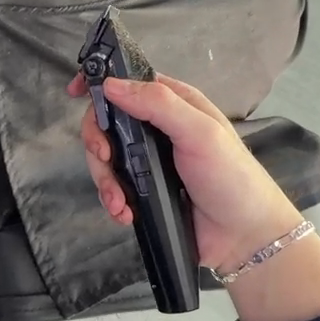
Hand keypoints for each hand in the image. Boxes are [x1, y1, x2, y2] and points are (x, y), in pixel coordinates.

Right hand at [67, 72, 305, 272]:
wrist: (245, 238)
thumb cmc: (231, 176)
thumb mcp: (200, 133)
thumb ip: (157, 104)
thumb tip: (110, 84)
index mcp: (172, 104)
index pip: (127, 83)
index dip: (99, 84)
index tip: (74, 92)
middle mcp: (156, 129)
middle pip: (106, 123)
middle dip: (97, 143)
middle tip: (104, 159)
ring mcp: (147, 161)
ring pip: (105, 159)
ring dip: (104, 180)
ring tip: (119, 203)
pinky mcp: (143, 190)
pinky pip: (113, 187)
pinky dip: (113, 200)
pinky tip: (124, 214)